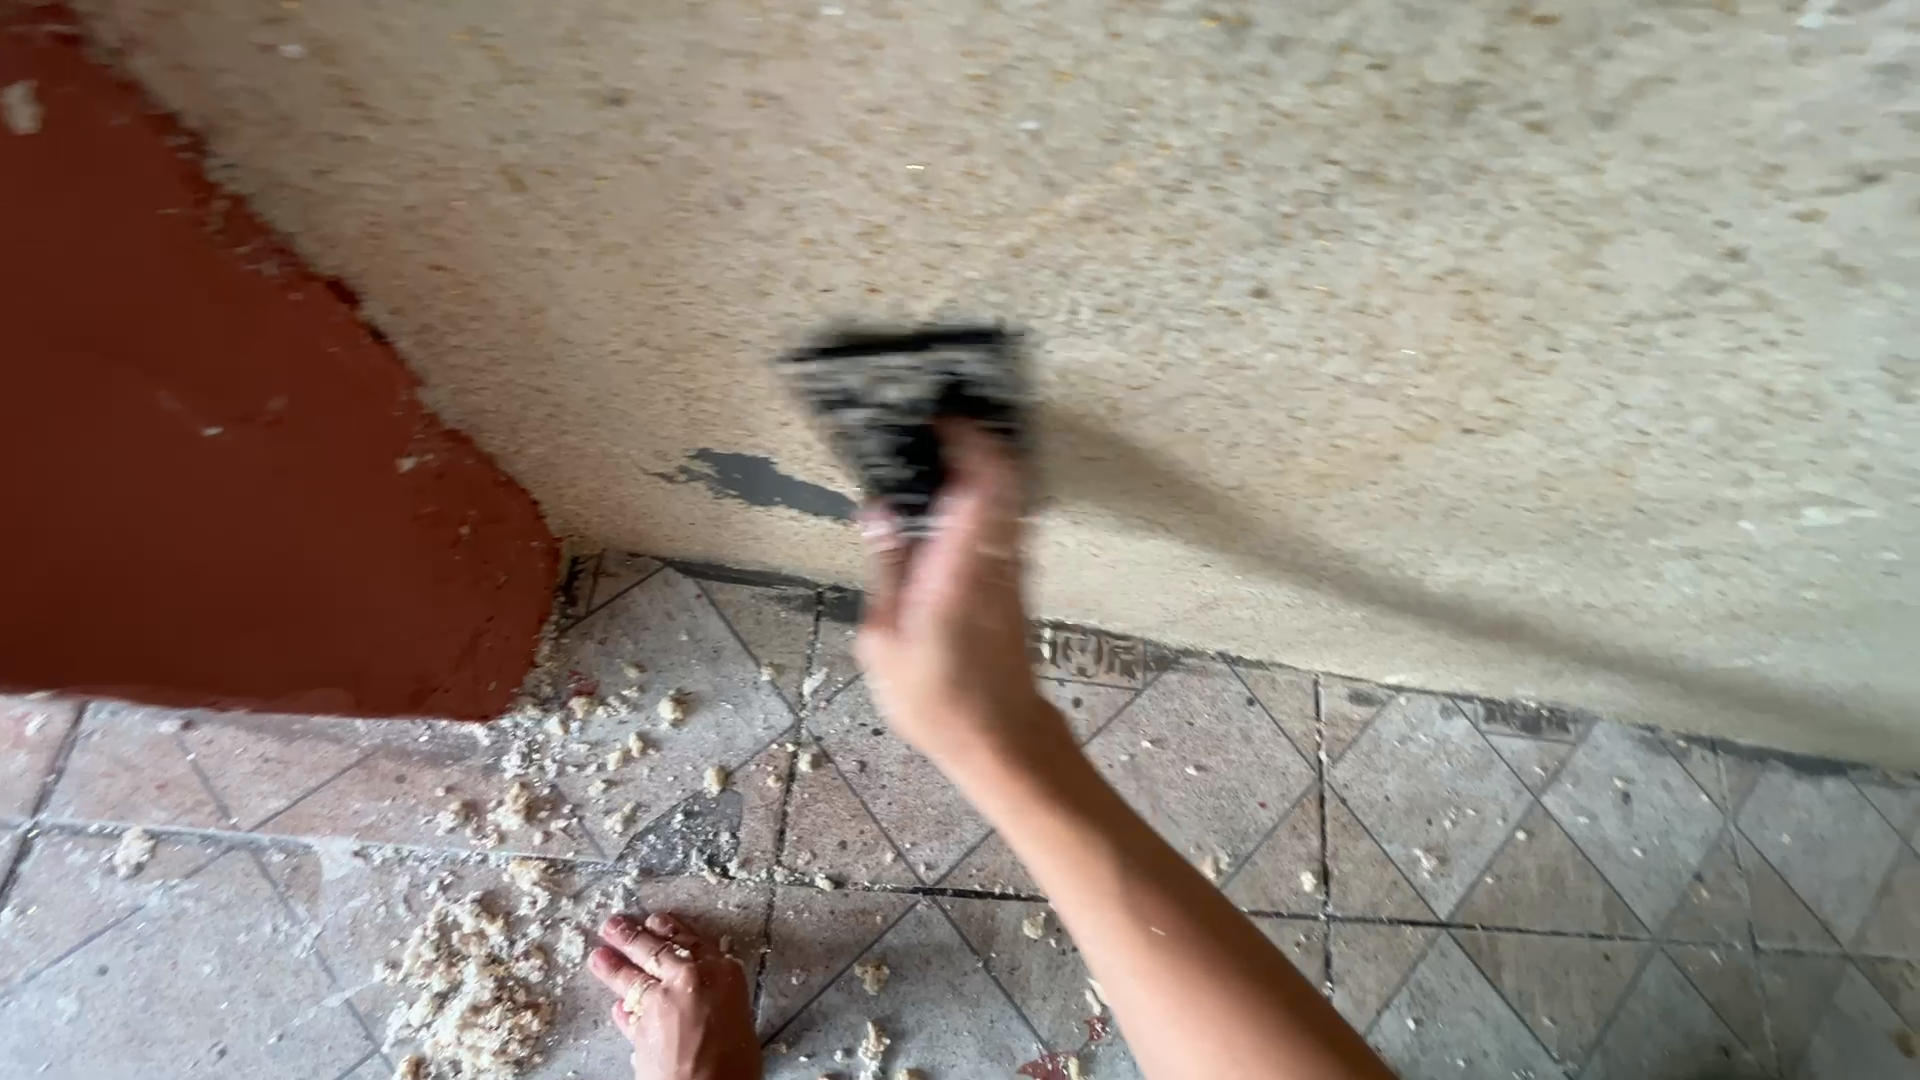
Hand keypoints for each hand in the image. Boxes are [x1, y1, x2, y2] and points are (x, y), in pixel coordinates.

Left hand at [587, 913, 760, 1079]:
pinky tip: (614, 1007)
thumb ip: (717, 998)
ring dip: (614, 965)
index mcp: (722, 971)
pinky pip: (629, 1015)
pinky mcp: (639, 1031)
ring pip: (634, 976)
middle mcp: (690, 978)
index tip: (656, 920)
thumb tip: (705, 1004)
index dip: (671, 929)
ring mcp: (661, 1002)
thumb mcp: (739, 1014)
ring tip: (598, 954)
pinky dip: (622, 1011)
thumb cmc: (737, 1058)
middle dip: (633, 936)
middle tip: (613, 924)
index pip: (693, 941)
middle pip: (658, 950)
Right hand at [855, 421, 1073, 776]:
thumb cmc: (934, 698)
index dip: (968, 442)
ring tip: (946, 448)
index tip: (940, 418)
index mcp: (957, 570)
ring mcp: (1014, 569)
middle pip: (1007, 480)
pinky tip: (960, 495)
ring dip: (988, 463)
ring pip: (1014, 495)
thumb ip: (886, 569)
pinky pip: (1010, 518)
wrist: (1000, 736)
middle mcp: (995, 559)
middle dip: (982, 440)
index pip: (980, 486)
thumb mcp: (883, 640)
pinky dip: (990, 492)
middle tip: (942, 423)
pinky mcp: (1019, 580)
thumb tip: (878, 513)